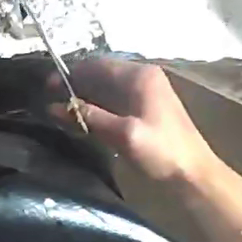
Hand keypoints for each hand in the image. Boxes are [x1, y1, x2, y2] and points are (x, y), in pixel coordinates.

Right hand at [58, 57, 221, 186]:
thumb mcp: (122, 133)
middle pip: (100, 74)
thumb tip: (55, 106)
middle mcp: (142, 78)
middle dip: (74, 85)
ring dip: (83, 98)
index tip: (47, 88)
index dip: (70, 74)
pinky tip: (80, 119)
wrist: (194, 176)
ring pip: (105, 89)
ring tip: (60, 111)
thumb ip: (89, 116)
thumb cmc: (162, 151)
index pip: (97, 65)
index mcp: (140, 76)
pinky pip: (113, 101)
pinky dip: (95, 108)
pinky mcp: (144, 110)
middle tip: (49, 100)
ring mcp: (145, 94)